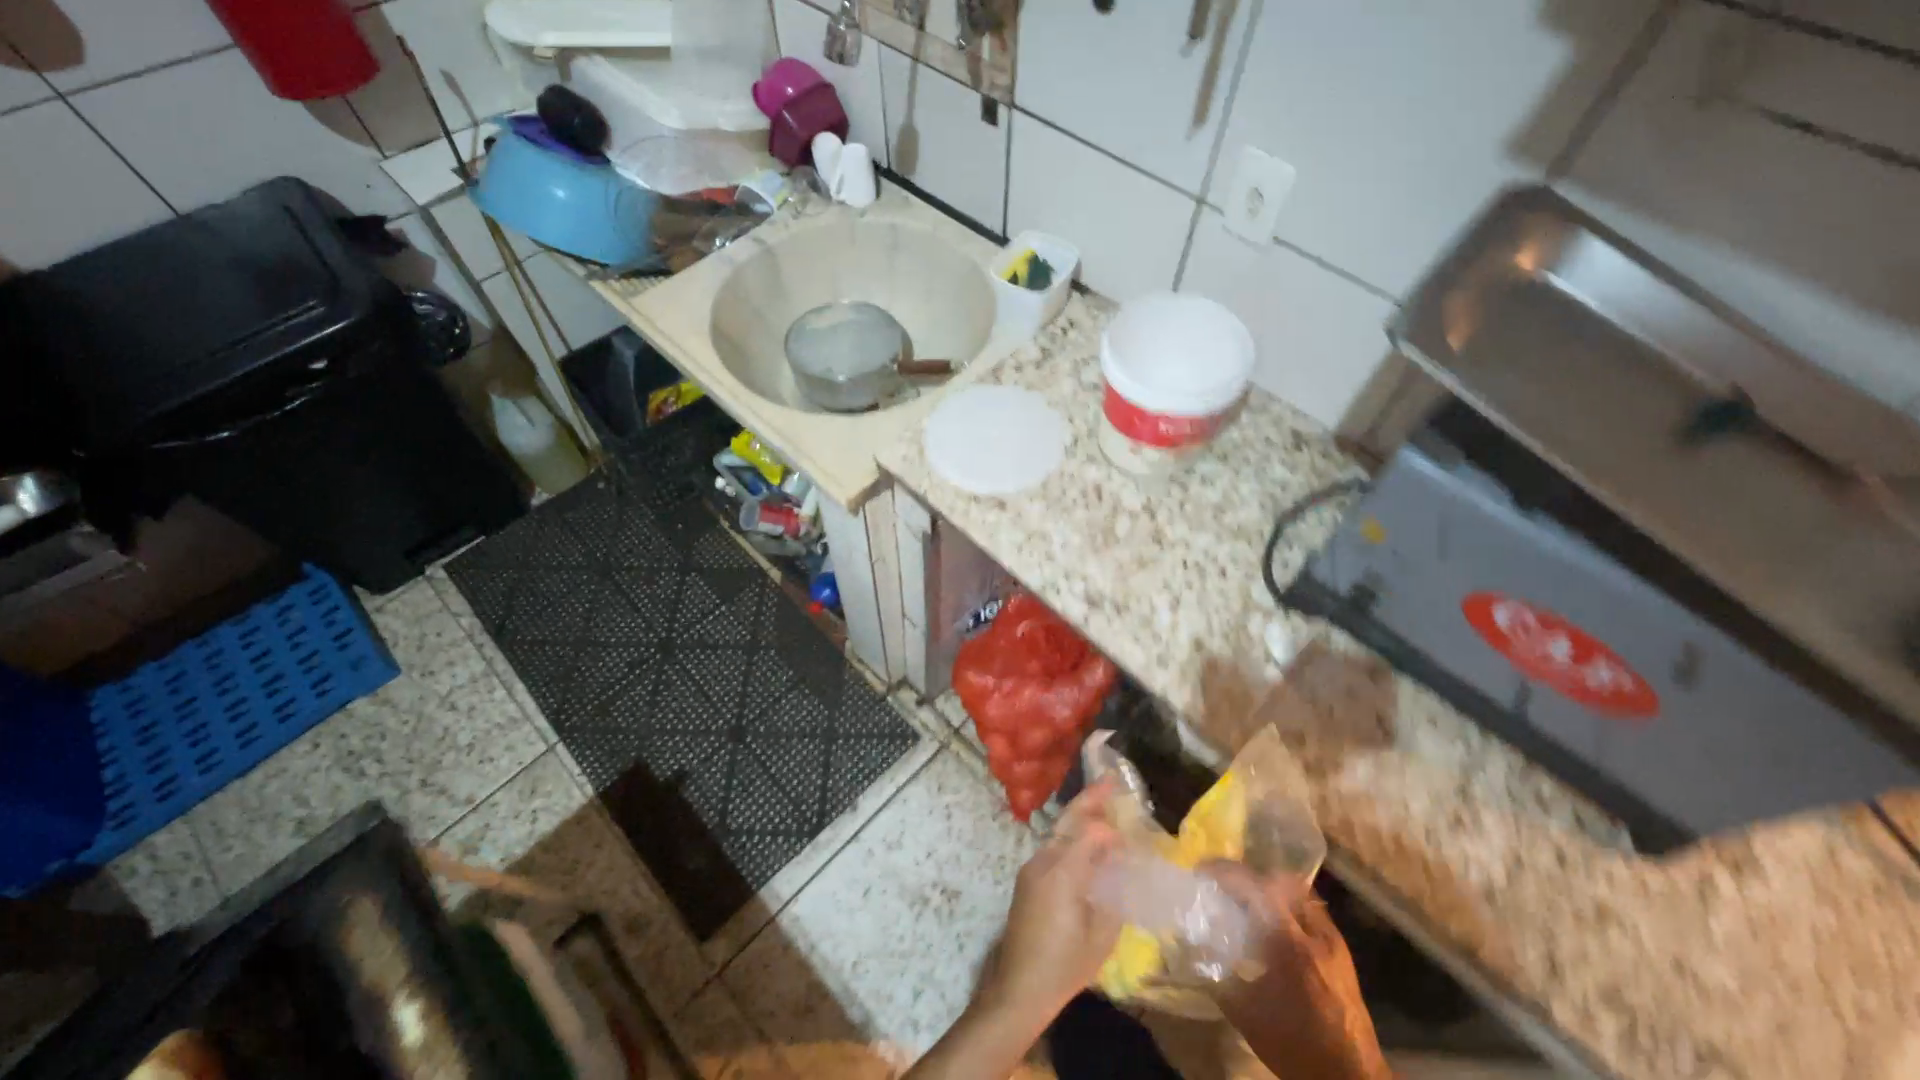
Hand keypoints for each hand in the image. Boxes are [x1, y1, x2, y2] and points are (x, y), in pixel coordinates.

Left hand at [975, 780, 1124, 1020]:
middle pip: (1067, 821)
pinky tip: (1089, 851)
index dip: (1112, 828)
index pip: (1089, 831)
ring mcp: (1030, 871)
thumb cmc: (1065, 964)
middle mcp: (1042, 862)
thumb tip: (1122, 866)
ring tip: (1105, 812)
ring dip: (1080, 821)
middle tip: (1111, 781)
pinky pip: (1052, 852)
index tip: (1132, 835)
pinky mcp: (1027, 882)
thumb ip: (1115, 893)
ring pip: (1058, 835)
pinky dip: (1072, 842)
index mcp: (1062, 871)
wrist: (1019, 988)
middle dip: (1090, 800)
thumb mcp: (1102, 932)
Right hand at [1213, 868, 1390, 1079]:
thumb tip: (1195, 951)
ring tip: (1248, 900)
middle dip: (1250, 876)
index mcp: (1290, 945)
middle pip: (1283, 882)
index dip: (1227, 872)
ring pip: (1302, 895)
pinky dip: (1289, 907)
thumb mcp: (1247, 1015)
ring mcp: (1334, 942)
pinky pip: (1313, 913)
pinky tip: (1273, 926)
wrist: (1351, 1078)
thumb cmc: (1296, 1047)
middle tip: (1225, 883)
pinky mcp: (1342, 953)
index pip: (1257, 888)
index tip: (1203, 870)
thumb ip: (1218, 976)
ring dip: (1272, 889)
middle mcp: (1316, 934)